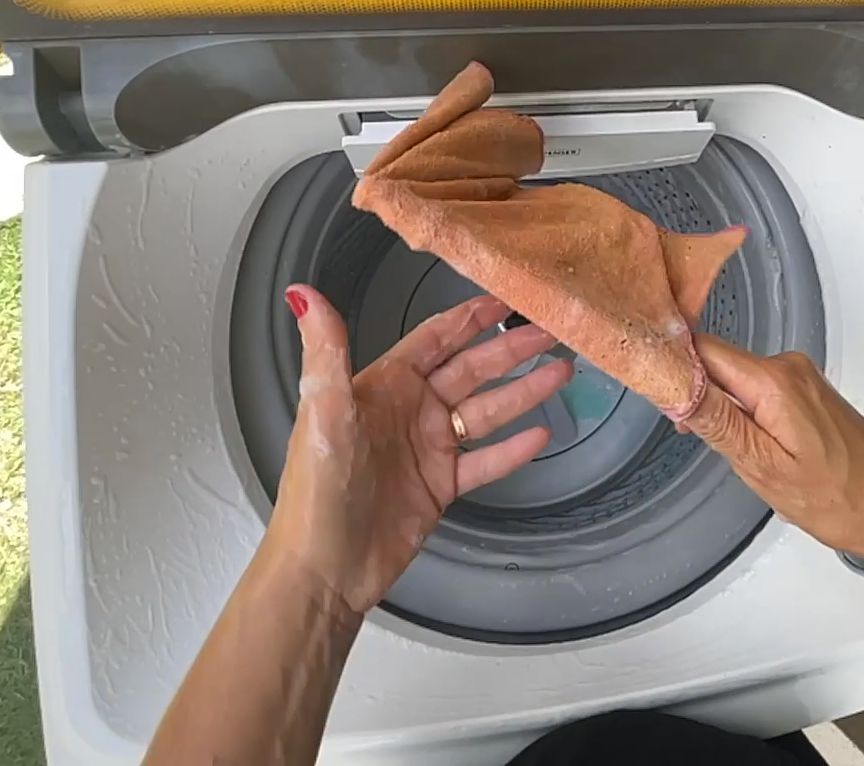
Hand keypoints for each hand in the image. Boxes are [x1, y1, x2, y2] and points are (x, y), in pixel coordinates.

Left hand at [269, 284, 569, 618]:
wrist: (324, 571)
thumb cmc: (317, 490)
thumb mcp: (322, 412)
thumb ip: (326, 350)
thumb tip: (303, 293)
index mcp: (386, 385)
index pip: (437, 338)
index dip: (471, 317)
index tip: (506, 298)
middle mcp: (412, 409)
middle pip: (472, 369)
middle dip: (511, 349)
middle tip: (550, 332)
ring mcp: (430, 448)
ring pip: (487, 411)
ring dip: (524, 392)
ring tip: (561, 374)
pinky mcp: (442, 485)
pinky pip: (486, 461)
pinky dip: (514, 449)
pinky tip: (541, 435)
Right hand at [682, 335, 863, 566]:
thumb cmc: (841, 499)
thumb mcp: (765, 468)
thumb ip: (717, 422)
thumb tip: (674, 385)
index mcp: (774, 381)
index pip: (702, 348)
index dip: (671, 363)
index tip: (649, 385)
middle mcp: (787, 366)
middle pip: (716, 360)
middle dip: (695, 392)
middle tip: (688, 434)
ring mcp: (799, 376)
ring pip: (734, 377)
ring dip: (720, 406)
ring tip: (733, 450)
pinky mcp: (805, 390)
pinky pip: (755, 387)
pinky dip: (742, 410)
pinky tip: (752, 444)